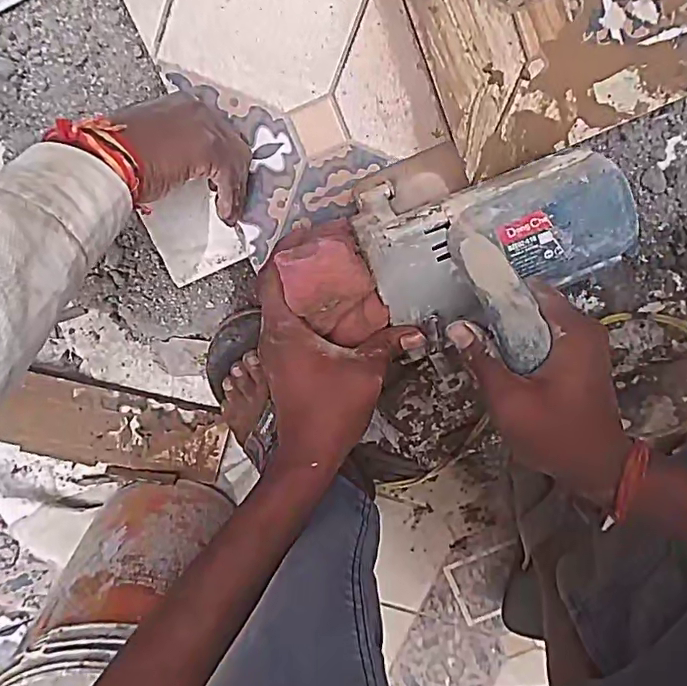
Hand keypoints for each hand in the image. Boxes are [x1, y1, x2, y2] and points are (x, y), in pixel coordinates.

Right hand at [111, 93, 252, 220]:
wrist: (106, 158)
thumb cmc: (116, 153)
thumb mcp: (152, 141)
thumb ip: (176, 145)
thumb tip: (188, 163)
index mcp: (181, 104)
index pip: (217, 131)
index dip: (224, 157)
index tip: (225, 177)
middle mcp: (196, 109)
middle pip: (232, 143)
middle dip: (235, 173)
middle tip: (231, 195)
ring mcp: (205, 126)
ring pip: (235, 160)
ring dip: (234, 189)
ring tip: (228, 209)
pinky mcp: (209, 148)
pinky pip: (230, 176)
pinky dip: (230, 197)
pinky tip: (224, 211)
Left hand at [256, 264, 422, 474]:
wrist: (308, 453)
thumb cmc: (328, 412)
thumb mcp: (364, 372)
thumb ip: (386, 344)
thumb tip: (414, 330)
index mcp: (283, 331)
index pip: (272, 277)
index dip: (285, 250)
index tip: (306, 232)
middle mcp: (271, 337)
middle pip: (276, 288)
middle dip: (298, 265)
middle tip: (327, 249)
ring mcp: (274, 353)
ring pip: (283, 308)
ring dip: (303, 290)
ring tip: (333, 274)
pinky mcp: (283, 365)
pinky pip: (291, 327)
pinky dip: (308, 312)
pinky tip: (334, 313)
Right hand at [447, 285, 631, 506]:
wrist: (597, 468)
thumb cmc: (556, 434)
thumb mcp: (510, 399)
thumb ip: (482, 360)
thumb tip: (458, 328)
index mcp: (574, 330)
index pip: (531, 289)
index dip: (498, 291)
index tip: (469, 297)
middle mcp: (585, 330)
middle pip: (535, 306)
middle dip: (502, 315)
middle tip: (471, 329)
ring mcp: (587, 346)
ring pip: (540, 324)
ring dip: (513, 333)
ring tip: (482, 345)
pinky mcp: (583, 362)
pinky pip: (549, 340)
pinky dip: (527, 346)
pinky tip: (505, 363)